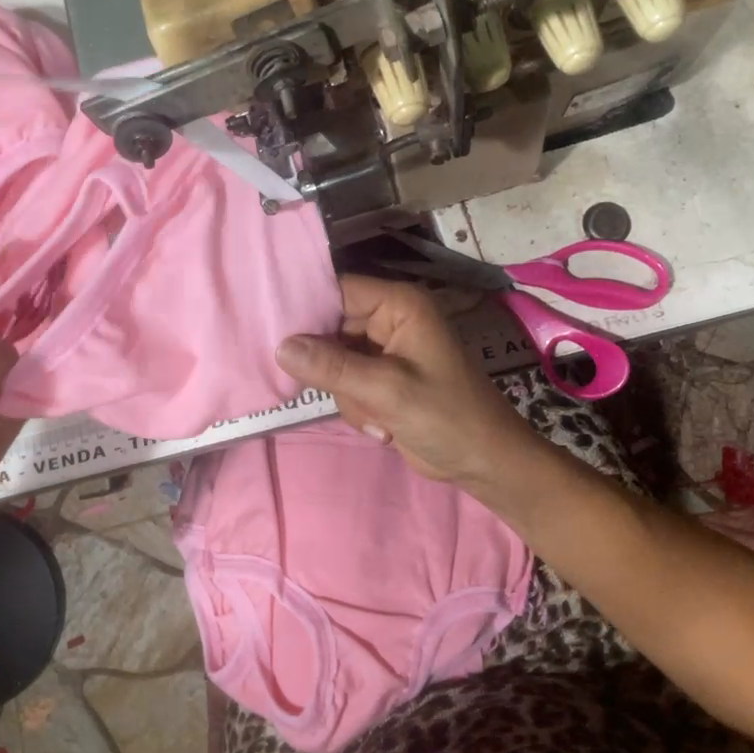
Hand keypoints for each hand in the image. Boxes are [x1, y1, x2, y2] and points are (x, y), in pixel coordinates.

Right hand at [275, 275, 540, 487]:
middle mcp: (390, 319)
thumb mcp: (386, 390)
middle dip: (331, 366)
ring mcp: (385, 350)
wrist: (484, 462)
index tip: (269, 327)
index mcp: (399, 304)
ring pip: (333, 361)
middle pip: (330, 327)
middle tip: (339, 391)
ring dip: (349, 395)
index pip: (338, 289)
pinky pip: (346, 384)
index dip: (305, 306)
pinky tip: (383, 427)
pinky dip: (358, 407)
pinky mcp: (381, 378)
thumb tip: (280, 346)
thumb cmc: (446, 416)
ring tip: (379, 416)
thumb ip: (332, 367)